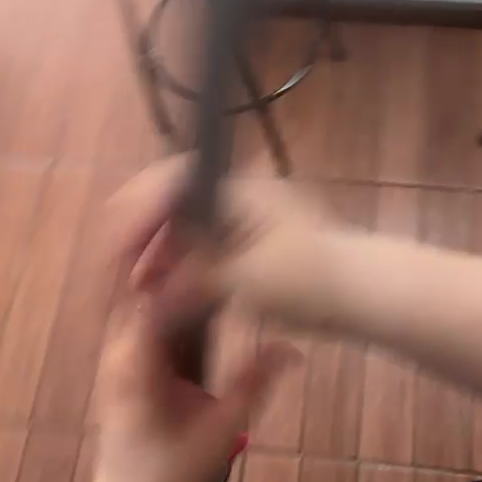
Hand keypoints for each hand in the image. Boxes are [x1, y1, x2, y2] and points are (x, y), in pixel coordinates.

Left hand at [87, 164, 301, 481]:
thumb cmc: (170, 474)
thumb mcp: (220, 434)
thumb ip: (252, 385)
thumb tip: (292, 347)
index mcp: (133, 356)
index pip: (135, 281)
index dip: (154, 234)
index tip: (183, 198)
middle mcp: (116, 335)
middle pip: (114, 258)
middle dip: (140, 211)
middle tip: (181, 174)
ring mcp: (115, 333)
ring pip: (118, 263)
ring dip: (143, 220)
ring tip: (183, 184)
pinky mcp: (125, 335)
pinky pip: (131, 278)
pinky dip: (150, 245)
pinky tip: (182, 227)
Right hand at [104, 157, 338, 325]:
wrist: (367, 293)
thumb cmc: (310, 280)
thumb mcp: (246, 280)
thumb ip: (191, 283)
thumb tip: (145, 301)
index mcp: (238, 191)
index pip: (173, 181)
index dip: (136, 207)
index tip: (113, 242)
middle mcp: (242, 195)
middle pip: (176, 203)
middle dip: (143, 235)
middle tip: (119, 272)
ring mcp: (250, 218)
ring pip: (190, 227)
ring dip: (162, 254)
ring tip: (139, 289)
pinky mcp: (257, 244)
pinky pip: (207, 247)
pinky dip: (184, 266)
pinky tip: (171, 294)